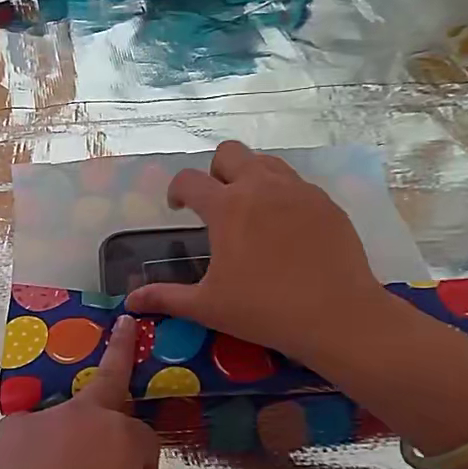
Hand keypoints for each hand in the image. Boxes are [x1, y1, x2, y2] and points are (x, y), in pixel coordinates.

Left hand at [0, 316, 190, 468]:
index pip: (146, 440)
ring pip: (64, 425)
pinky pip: (27, 443)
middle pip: (107, 388)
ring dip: (71, 443)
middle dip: (122, 354)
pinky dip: (33, 460)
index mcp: (118, 437)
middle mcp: (74, 417)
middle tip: (127, 325)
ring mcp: (28, 426)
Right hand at [126, 141, 387, 363]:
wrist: (336, 315)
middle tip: (217, 204)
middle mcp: (261, 186)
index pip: (189, 180)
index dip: (177, 191)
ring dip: (250, 177)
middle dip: (216, 172)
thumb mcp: (209, 307)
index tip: (178, 208)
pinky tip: (287, 229)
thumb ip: (167, 298)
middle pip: (230, 153)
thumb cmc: (265, 310)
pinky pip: (297, 184)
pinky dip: (283, 195)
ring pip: (266, 162)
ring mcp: (298, 190)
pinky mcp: (326, 202)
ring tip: (252, 211)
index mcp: (227, 207)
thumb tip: (130, 301)